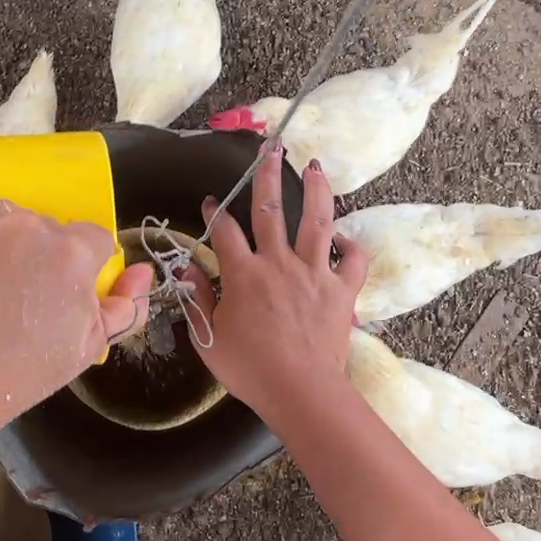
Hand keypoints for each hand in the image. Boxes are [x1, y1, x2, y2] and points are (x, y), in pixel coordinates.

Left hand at [0, 193, 154, 436]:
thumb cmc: (16, 373)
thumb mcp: (85, 348)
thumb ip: (124, 306)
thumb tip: (143, 271)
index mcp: (73, 253)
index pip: (91, 240)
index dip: (76, 269)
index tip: (53, 296)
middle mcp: (31, 225)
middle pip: (45, 228)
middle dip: (37, 255)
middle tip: (12, 299)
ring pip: (4, 217)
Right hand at [181, 143, 366, 416]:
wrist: (300, 391)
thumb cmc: (249, 368)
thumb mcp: (209, 338)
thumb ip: (198, 299)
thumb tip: (188, 268)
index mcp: (243, 274)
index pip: (225, 231)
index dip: (216, 213)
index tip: (212, 202)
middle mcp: (279, 263)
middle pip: (270, 210)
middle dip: (267, 176)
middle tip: (270, 149)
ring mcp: (314, 273)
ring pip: (316, 221)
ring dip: (316, 190)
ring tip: (316, 166)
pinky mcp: (340, 290)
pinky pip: (352, 260)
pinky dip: (351, 245)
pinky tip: (343, 237)